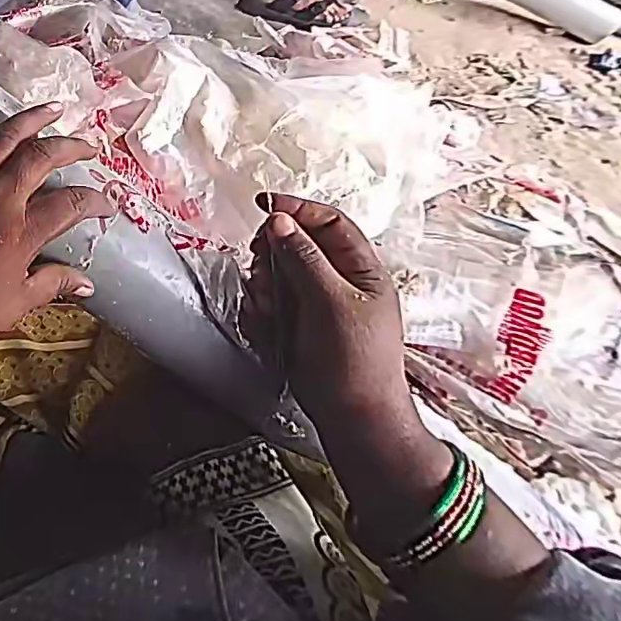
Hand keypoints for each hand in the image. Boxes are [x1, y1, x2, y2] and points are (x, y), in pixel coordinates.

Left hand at [0, 81, 117, 349]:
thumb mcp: (16, 303)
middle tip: (88, 146)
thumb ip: (52, 284)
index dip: (96, 201)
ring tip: (53, 108)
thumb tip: (87, 283)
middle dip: (71, 147)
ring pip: (3, 139)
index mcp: (21, 231)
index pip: (71, 204)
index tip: (105, 204)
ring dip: (30, 119)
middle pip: (42, 158)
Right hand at [242, 193, 418, 442]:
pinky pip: (269, 294)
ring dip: (265, 279)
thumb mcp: (331, 302)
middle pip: (296, 242)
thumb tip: (278, 220)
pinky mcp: (295, 318)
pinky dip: (261, 301)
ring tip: (268, 302)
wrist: (351, 415)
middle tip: (259, 259)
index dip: (298, 209)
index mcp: (361, 270)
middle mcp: (338, 279)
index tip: (264, 206)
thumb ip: (303, 258)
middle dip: (273, 249)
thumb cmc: (354, 359)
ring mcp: (315, 299)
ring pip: (277, 268)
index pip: (330, 222)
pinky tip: (266, 317)